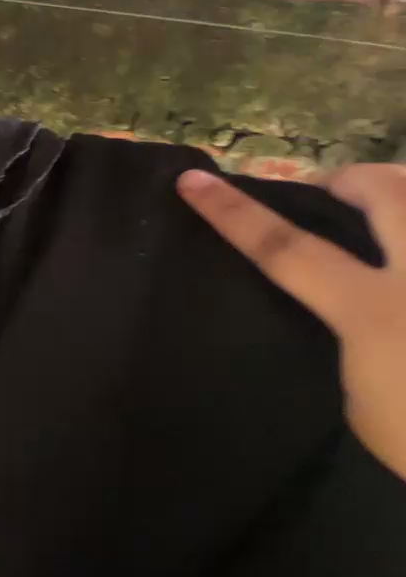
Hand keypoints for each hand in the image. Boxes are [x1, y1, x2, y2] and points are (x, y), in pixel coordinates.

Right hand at [178, 165, 405, 478]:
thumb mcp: (361, 396)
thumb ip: (360, 332)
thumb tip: (362, 302)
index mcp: (375, 311)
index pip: (284, 247)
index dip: (233, 212)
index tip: (192, 181)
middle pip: (387, 191)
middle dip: (352, 180)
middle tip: (335, 195)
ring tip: (395, 221)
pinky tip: (400, 269)